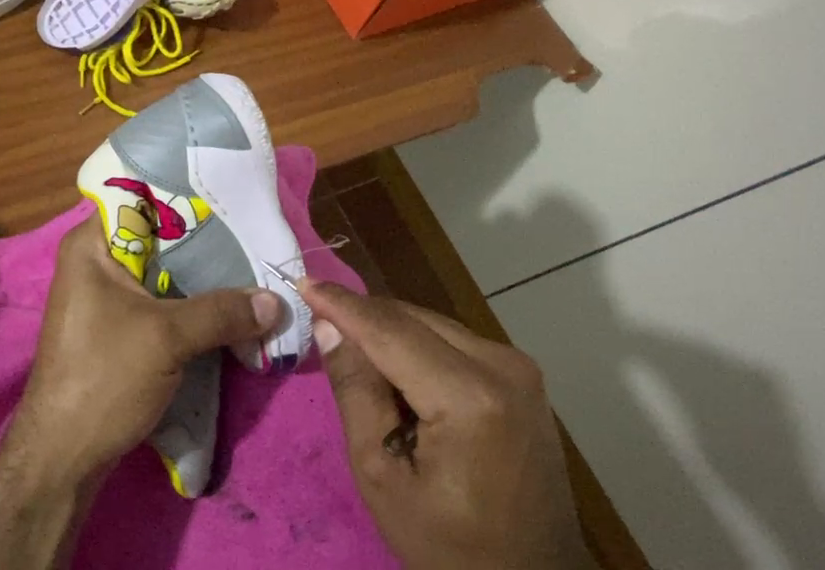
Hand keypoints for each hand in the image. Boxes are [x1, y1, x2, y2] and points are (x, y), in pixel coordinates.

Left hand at [0, 218, 280, 568]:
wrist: (64, 455)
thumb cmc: (105, 377)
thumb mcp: (167, 337)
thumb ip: (221, 311)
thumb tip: (275, 300)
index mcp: (90, 245)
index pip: (141, 201)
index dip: (187, 199)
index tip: (234, 201)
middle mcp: (94, 263)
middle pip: (158, 240)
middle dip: (206, 245)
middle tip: (255, 240)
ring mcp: (105, 298)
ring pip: (163, 276)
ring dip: (203, 281)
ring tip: (253, 273)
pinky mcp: (117, 330)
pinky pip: (160, 304)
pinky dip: (191, 308)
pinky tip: (230, 311)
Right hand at [301, 279, 592, 569]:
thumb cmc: (449, 542)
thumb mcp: (381, 475)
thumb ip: (355, 392)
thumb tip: (329, 327)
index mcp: (469, 396)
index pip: (389, 330)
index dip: (341, 304)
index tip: (301, 282)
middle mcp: (502, 366)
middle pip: (412, 319)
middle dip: (363, 316)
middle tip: (319, 321)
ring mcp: (519, 369)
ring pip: (432, 325)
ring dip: (389, 331)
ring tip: (353, 353)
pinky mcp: (523, 378)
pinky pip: (454, 341)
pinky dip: (417, 345)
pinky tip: (395, 369)